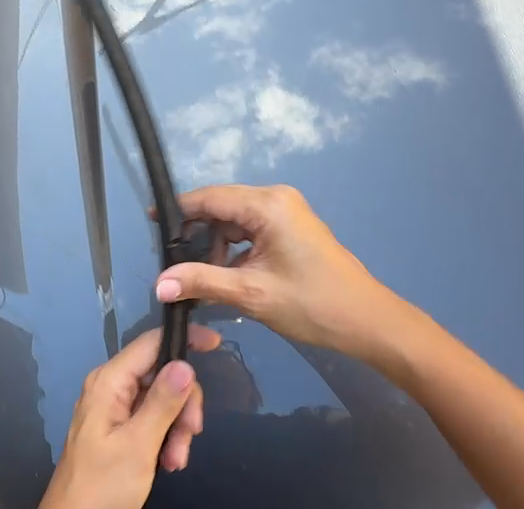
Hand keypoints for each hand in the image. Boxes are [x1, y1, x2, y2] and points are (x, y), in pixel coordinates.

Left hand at [39, 324, 221, 508]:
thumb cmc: (103, 484)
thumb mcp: (138, 445)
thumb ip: (162, 403)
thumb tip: (185, 363)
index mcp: (110, 381)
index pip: (151, 343)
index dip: (183, 339)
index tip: (216, 344)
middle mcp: (111, 385)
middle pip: (161, 374)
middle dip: (182, 404)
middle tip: (191, 435)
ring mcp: (114, 406)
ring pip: (160, 399)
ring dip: (176, 427)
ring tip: (176, 460)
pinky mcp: (118, 427)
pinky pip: (150, 418)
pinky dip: (165, 437)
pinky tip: (168, 462)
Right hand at [155, 184, 415, 361]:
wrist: (372, 325)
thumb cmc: (313, 305)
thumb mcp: (252, 294)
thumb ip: (202, 282)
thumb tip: (158, 284)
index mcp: (267, 204)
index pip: (209, 198)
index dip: (177, 212)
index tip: (151, 228)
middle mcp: (275, 197)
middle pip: (220, 206)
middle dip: (196, 232)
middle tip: (173, 261)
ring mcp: (286, 211)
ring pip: (234, 219)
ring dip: (215, 244)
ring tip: (201, 276)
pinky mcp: (291, 227)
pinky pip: (250, 228)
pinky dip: (234, 248)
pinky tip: (224, 274)